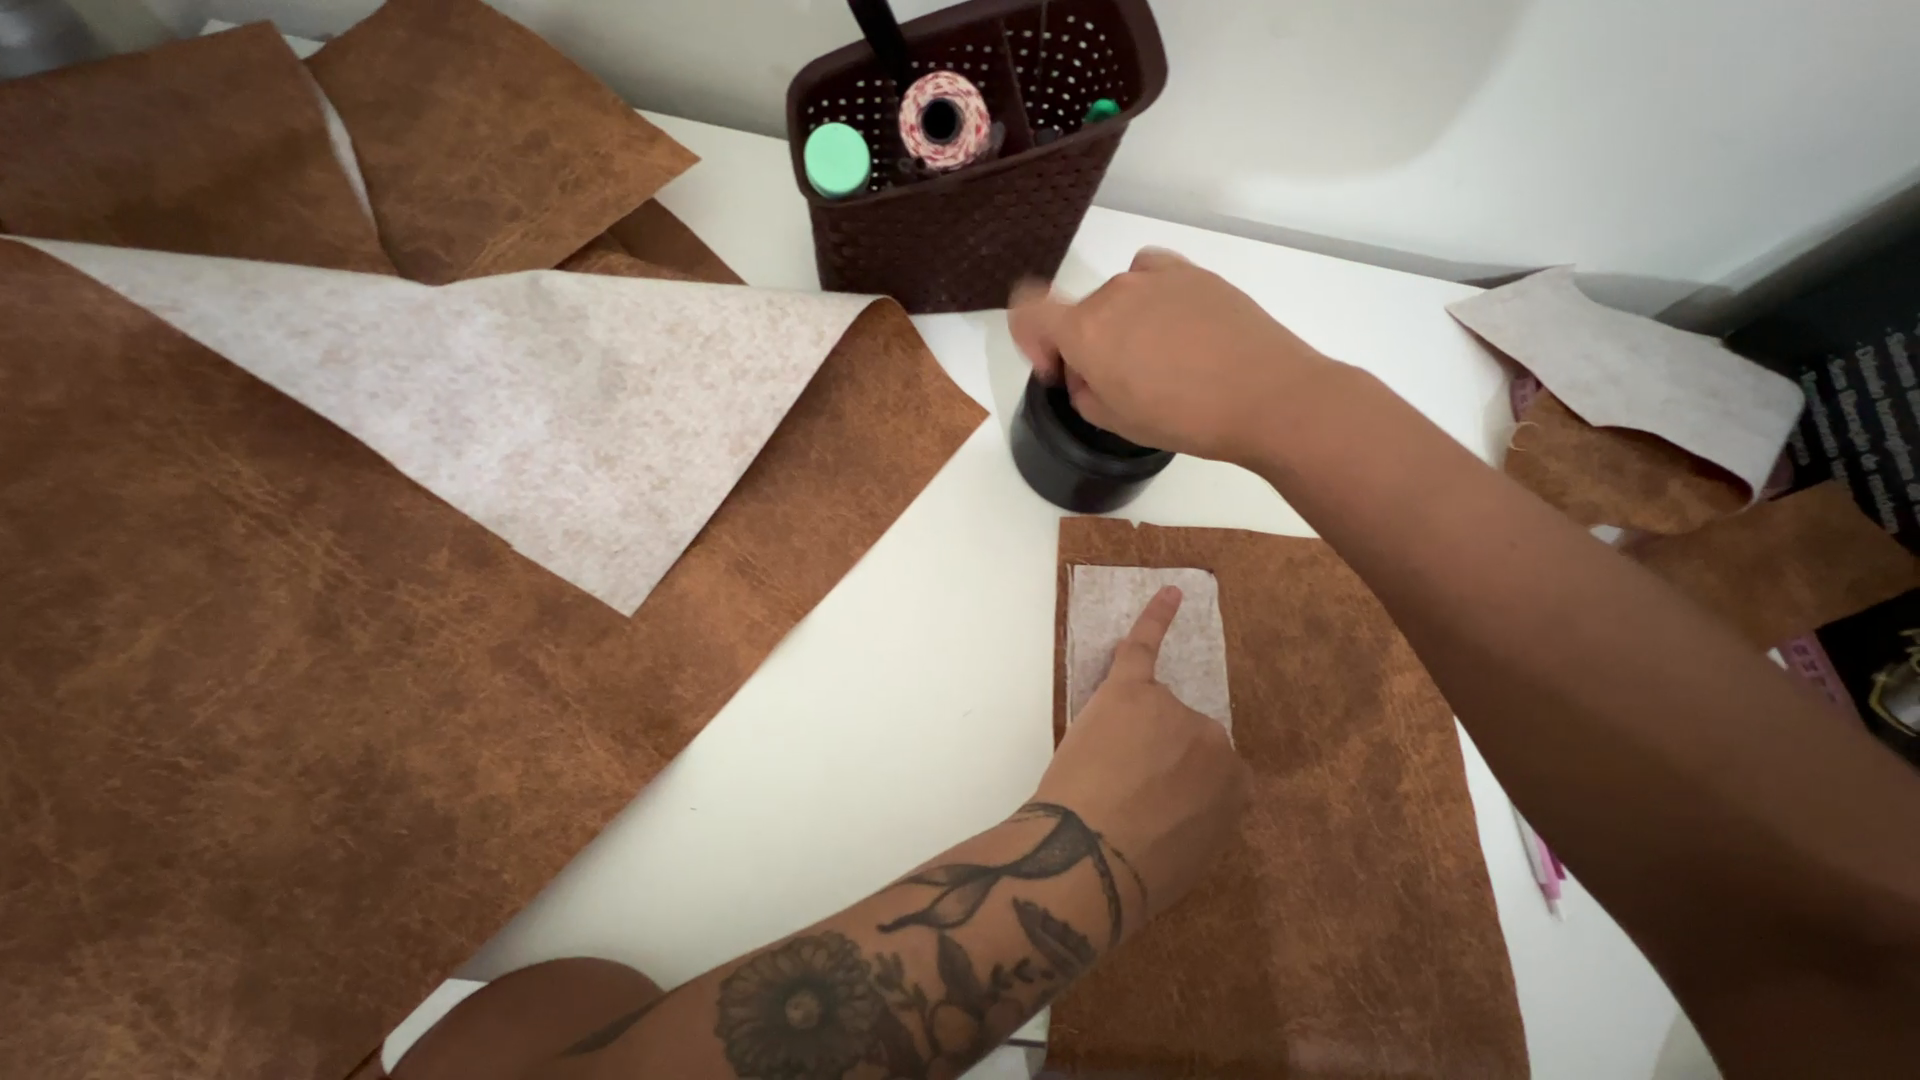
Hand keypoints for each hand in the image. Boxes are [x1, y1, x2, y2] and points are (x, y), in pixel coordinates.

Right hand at [1008, 248, 1335, 467]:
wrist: (1265, 395)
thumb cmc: (1183, 417)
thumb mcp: (1115, 421)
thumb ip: (1082, 391)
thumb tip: (1086, 373)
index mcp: (1084, 331)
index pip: (1029, 310)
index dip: (1030, 337)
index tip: (1056, 366)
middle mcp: (1113, 294)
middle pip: (1080, 312)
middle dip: (1086, 345)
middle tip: (1118, 383)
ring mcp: (1156, 278)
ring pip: (1118, 298)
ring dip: (1123, 325)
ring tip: (1159, 360)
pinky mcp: (1193, 272)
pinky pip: (1153, 277)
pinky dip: (1152, 299)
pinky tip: (1177, 328)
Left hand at [1033, 586, 1249, 921]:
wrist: (1091, 860)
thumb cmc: (1136, 875)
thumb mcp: (1189, 862)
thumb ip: (1199, 822)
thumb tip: (1185, 808)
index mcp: (1237, 789)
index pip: (1209, 778)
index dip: (1176, 793)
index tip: (1156, 811)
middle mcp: (1214, 741)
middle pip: (1177, 740)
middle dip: (1152, 764)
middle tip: (1120, 799)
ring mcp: (1173, 711)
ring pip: (1146, 716)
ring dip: (1126, 740)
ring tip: (1102, 777)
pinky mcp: (1131, 690)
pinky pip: (1145, 645)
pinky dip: (1156, 618)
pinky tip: (1170, 592)